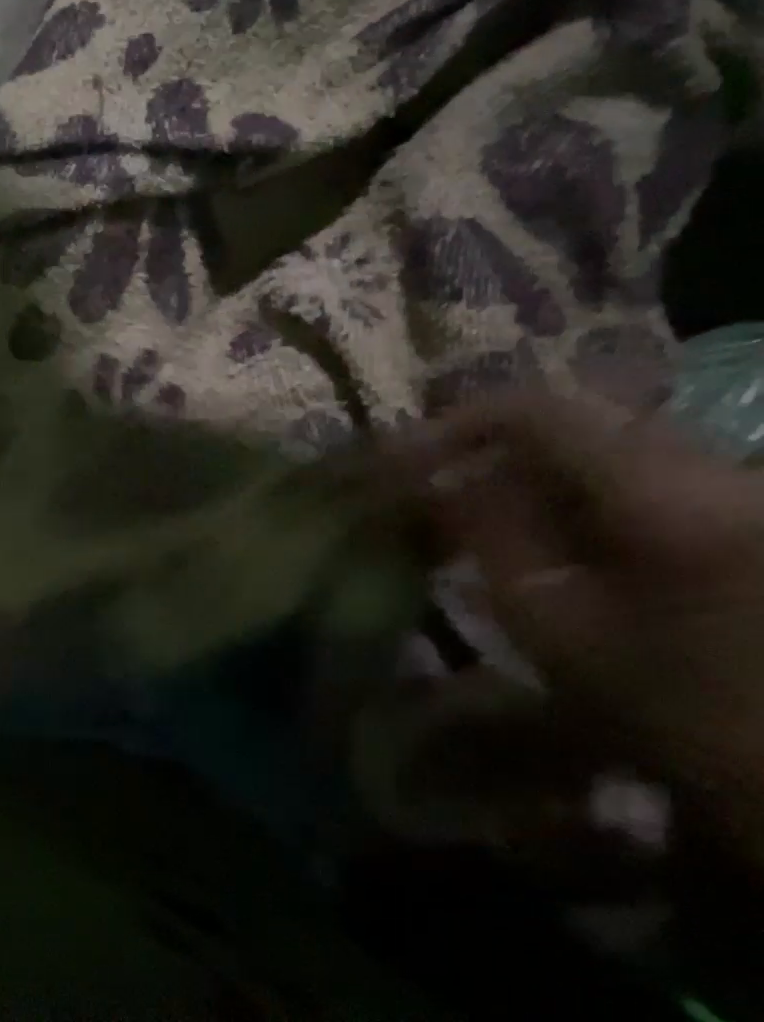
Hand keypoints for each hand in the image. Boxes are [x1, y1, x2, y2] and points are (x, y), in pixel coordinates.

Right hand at [391, 393, 763, 800]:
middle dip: (487, 449)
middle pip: (574, 422)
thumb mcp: (556, 628)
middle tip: (423, 491)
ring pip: (603, 447)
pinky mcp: (743, 516)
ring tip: (469, 517)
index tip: (392, 464)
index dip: (452, 426)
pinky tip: (539, 537)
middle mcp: (712, 468)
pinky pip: (634, 476)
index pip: (536, 412)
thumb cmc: (671, 709)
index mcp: (663, 493)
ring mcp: (740, 489)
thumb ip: (490, 539)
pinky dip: (570, 494)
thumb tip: (434, 483)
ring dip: (526, 473)